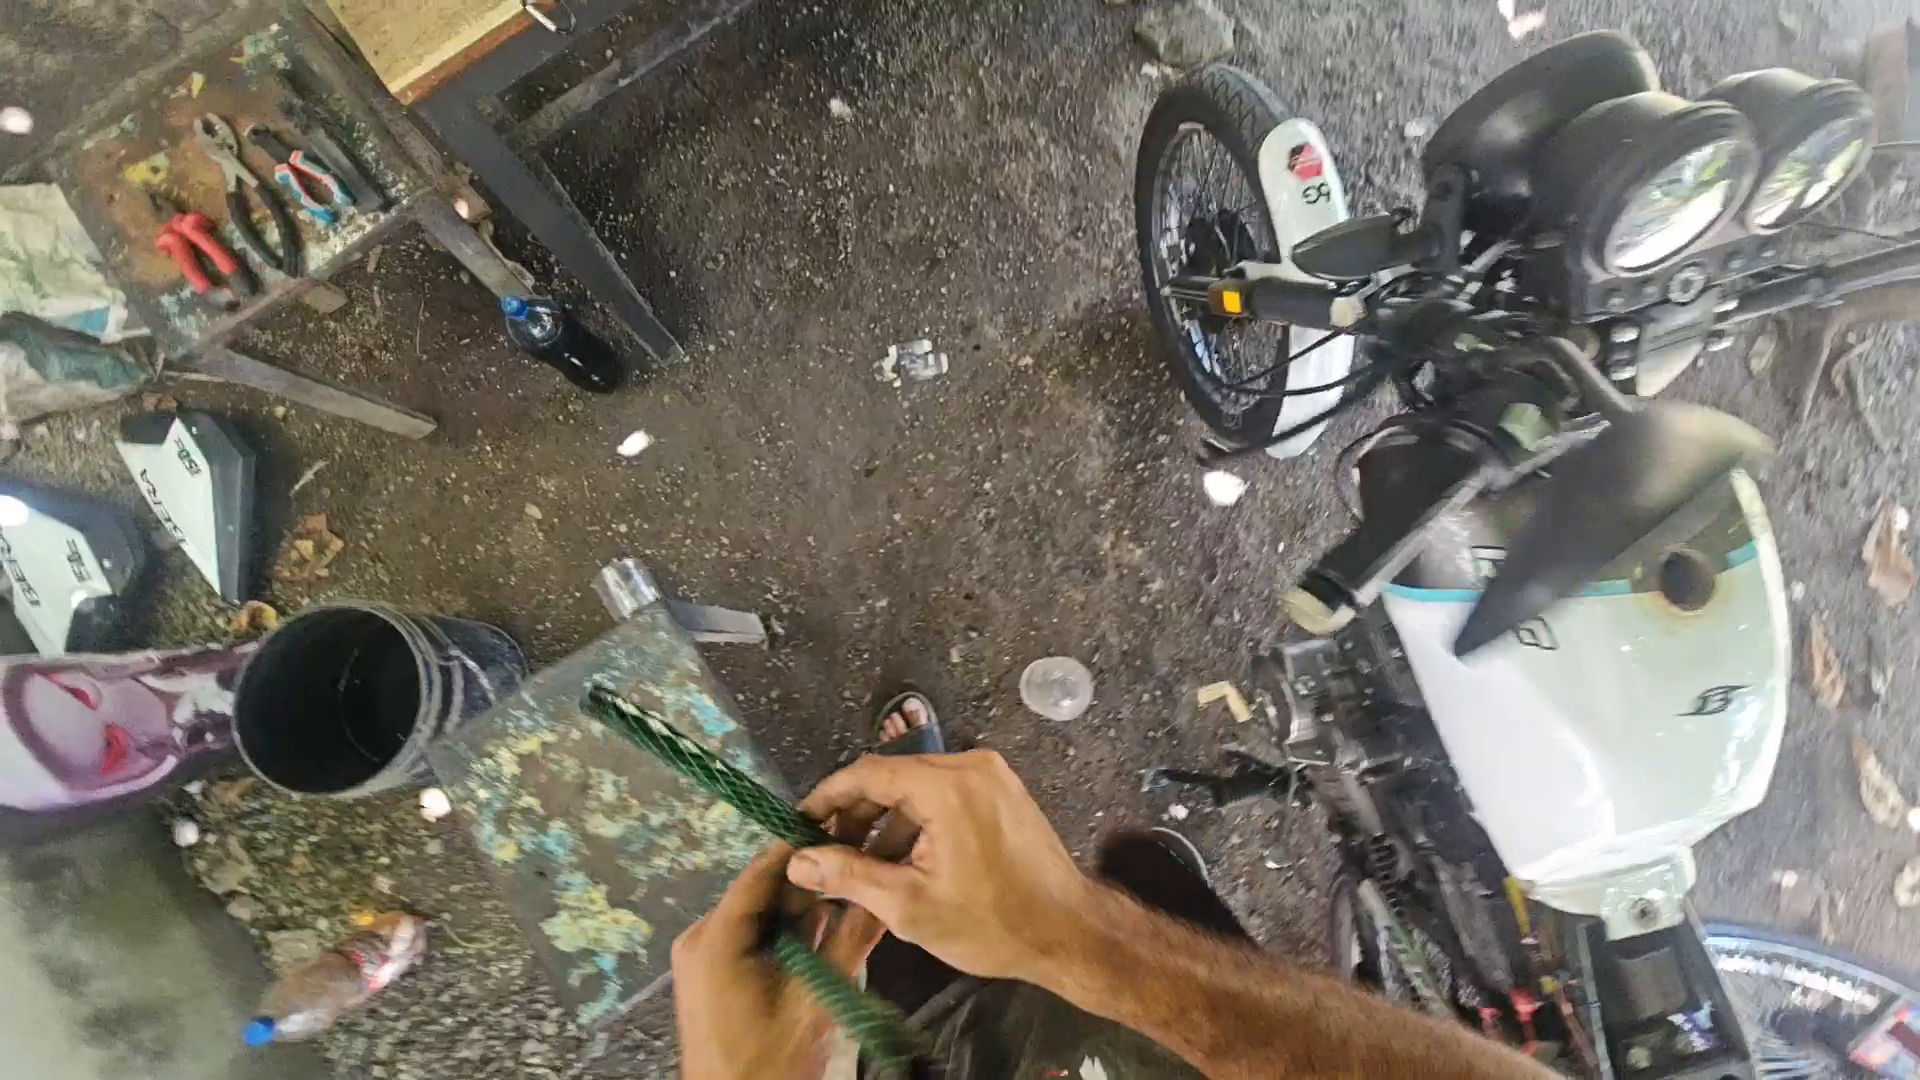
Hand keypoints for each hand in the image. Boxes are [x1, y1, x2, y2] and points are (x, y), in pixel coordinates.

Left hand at [673, 844, 882, 1079]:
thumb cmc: (769, 1066)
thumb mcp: (817, 1000)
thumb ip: (852, 939)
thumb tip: (887, 891)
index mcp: (714, 937)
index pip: (763, 870)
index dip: (804, 843)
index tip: (845, 822)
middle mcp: (702, 936)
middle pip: (766, 889)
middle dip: (812, 876)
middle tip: (857, 856)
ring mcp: (707, 956)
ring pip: (766, 911)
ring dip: (806, 903)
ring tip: (851, 882)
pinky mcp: (716, 973)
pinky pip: (758, 934)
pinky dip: (791, 928)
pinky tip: (829, 921)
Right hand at [786, 750, 1093, 983]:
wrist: (1070, 931)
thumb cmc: (990, 922)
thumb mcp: (909, 905)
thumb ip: (848, 874)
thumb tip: (797, 861)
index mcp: (946, 784)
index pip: (869, 772)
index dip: (828, 796)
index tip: (799, 822)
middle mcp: (969, 764)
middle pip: (894, 776)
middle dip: (855, 812)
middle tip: (824, 850)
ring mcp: (989, 773)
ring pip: (917, 785)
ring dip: (885, 819)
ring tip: (855, 862)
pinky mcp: (1000, 789)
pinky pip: (944, 793)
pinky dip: (916, 820)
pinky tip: (898, 857)